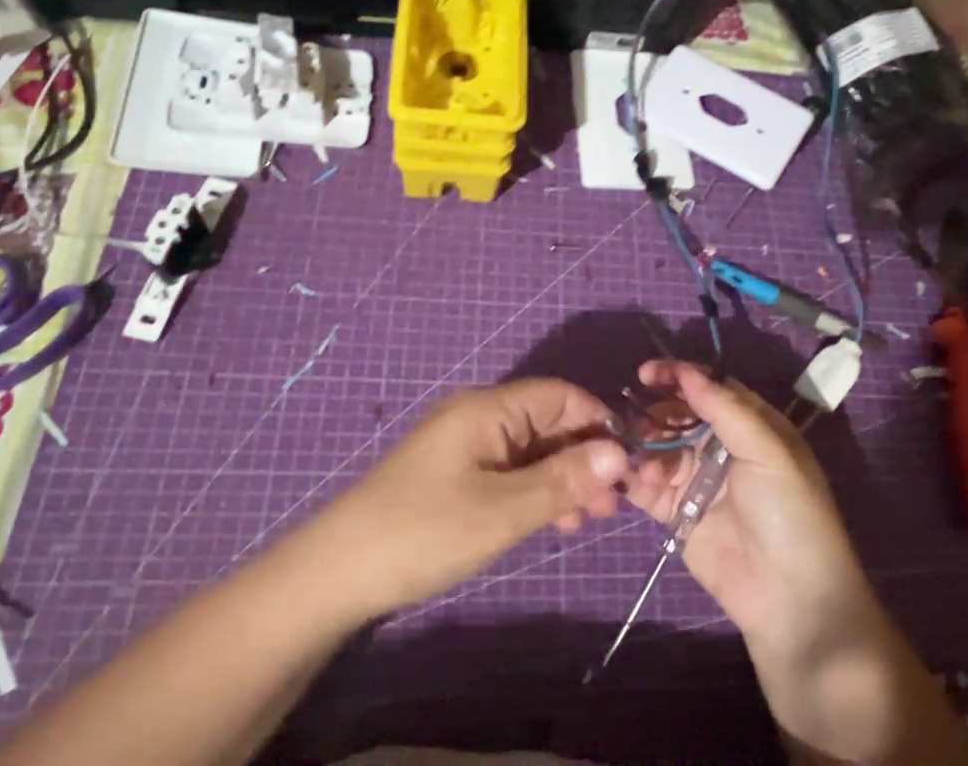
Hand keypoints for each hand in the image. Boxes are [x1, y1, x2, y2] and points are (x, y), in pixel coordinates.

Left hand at [312, 379, 628, 616]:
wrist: (337, 572)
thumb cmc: (424, 532)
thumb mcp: (503, 510)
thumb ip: (563, 480)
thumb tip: (620, 454)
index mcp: (487, 408)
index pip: (561, 396)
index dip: (599, 424)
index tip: (630, 467)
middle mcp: (477, 416)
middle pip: (548, 422)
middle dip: (585, 457)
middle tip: (613, 507)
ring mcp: (464, 446)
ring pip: (531, 450)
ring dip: (564, 479)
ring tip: (588, 521)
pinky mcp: (454, 475)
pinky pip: (509, 471)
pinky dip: (536, 491)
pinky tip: (552, 522)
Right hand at [622, 360, 875, 652]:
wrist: (791, 597)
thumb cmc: (790, 514)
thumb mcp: (767, 452)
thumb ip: (724, 409)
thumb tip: (687, 371)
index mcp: (755, 428)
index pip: (713, 389)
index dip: (680, 377)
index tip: (646, 372)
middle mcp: (726, 450)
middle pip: (681, 418)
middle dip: (657, 414)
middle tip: (636, 420)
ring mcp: (700, 483)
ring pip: (661, 449)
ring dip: (646, 449)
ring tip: (643, 465)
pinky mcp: (679, 516)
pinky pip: (649, 487)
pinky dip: (633, 478)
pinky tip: (624, 476)